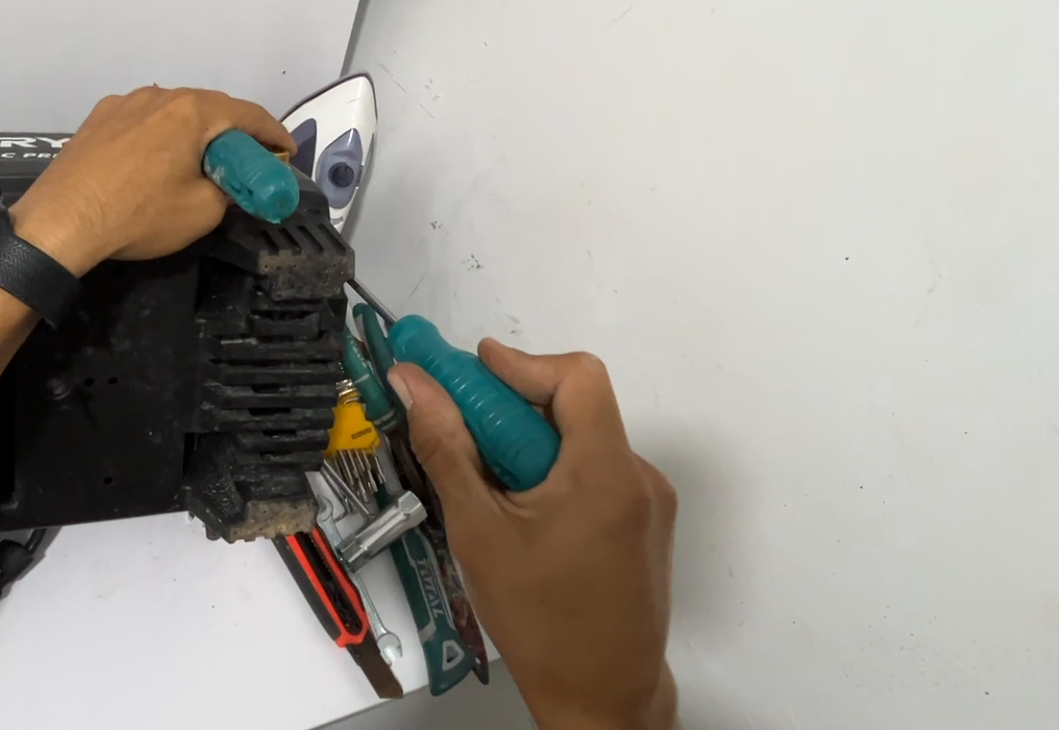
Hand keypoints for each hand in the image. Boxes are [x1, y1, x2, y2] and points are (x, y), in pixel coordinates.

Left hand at [10, 86, 293, 274]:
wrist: (60, 223)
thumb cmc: (137, 216)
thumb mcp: (202, 212)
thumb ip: (231, 191)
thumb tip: (231, 185)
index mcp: (192, 112)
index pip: (248, 115)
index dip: (274, 135)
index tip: (286, 153)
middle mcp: (159, 96)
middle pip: (212, 107)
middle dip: (236, 133)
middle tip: (249, 162)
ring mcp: (125, 103)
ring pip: (175, 110)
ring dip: (197, 131)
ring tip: (204, 160)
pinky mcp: (99, 118)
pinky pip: (145, 119)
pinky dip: (164, 134)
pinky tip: (159, 159)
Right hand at [389, 340, 676, 729]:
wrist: (603, 704)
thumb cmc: (536, 618)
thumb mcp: (477, 529)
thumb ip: (444, 446)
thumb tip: (410, 381)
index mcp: (605, 472)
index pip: (577, 377)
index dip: (522, 362)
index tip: (473, 368)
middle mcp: (638, 476)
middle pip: (575, 405)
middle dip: (512, 403)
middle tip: (461, 421)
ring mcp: (648, 502)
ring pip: (581, 437)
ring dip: (529, 439)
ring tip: (484, 477)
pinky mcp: (644, 522)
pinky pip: (593, 467)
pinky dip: (551, 467)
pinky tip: (519, 506)